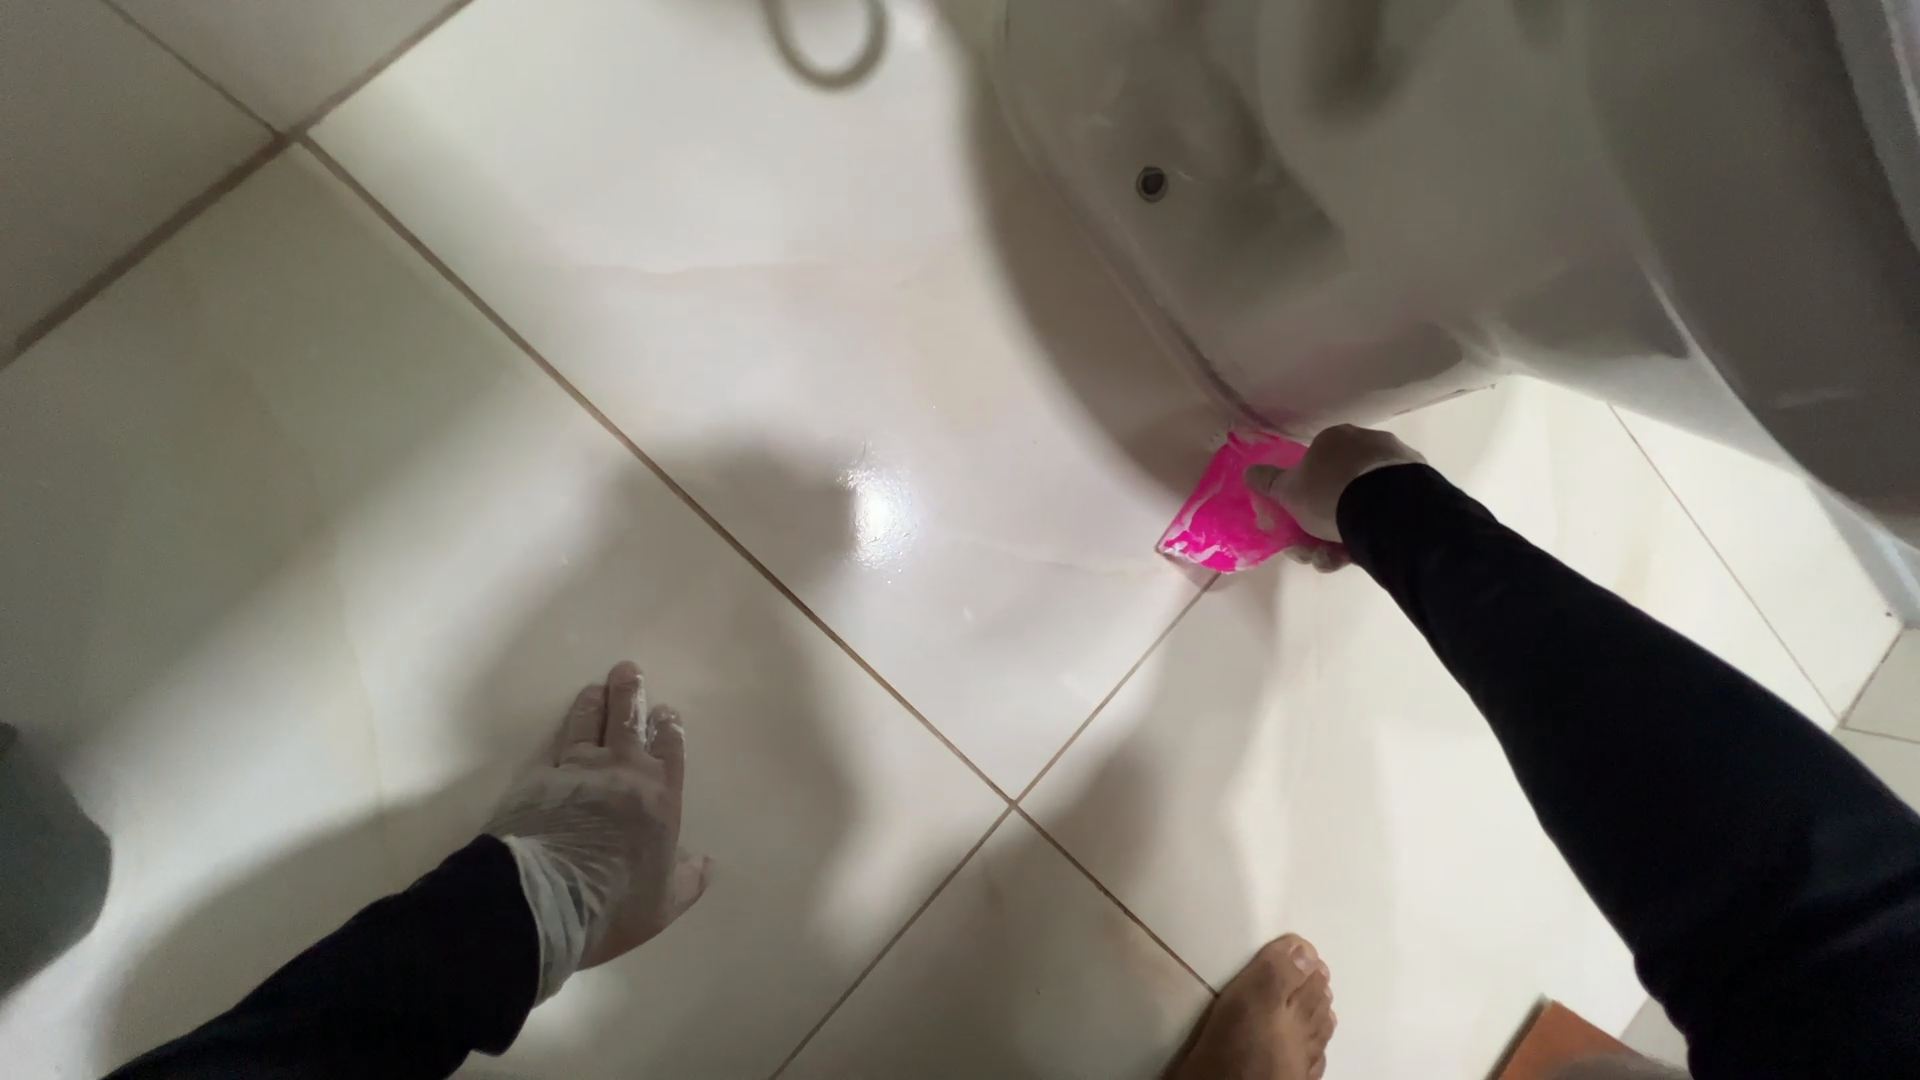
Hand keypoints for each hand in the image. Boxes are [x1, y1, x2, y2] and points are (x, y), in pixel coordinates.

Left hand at [485, 661, 710, 1000]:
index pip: (669, 749)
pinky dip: (561, 728)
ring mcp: (578, 771)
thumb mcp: (663, 904)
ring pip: (590, 724)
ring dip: (596, 703)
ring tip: (597, 686)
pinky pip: (553, 744)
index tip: (665, 710)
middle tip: (628, 670)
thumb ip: (688, 880)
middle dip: (631, 695)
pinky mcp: (537, 778)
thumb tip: (707, 864)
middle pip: (630, 722)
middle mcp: (623, 773)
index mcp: (660, 796)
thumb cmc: (613, 903)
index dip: (668, 727)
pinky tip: (563, 721)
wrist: (543, 902)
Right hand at [1245, 424, 1424, 560]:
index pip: (1311, 467)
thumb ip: (1268, 483)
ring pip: (1360, 504)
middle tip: (1315, 548)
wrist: (1387, 510)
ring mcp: (1396, 464)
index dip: (1300, 498)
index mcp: (1334, 438)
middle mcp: (1367, 443)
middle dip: (1320, 522)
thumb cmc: (1329, 493)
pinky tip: (1359, 553)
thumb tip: (1249, 472)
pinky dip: (1369, 532)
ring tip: (1336, 559)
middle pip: (1335, 489)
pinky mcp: (1420, 487)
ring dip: (1341, 534)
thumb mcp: (1287, 492)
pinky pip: (1384, 512)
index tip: (1296, 523)